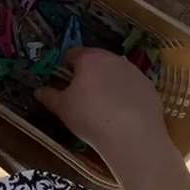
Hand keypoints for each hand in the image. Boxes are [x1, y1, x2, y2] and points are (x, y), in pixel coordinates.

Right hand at [36, 47, 174, 156]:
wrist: (133, 136)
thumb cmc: (90, 116)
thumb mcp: (62, 108)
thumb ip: (49, 96)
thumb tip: (39, 91)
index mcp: (89, 59)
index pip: (72, 53)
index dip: (65, 67)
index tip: (63, 83)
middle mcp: (113, 59)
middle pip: (96, 61)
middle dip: (88, 74)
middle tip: (82, 96)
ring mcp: (135, 72)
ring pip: (116, 73)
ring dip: (108, 83)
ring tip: (103, 108)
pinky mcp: (150, 88)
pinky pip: (132, 87)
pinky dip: (126, 95)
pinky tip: (122, 115)